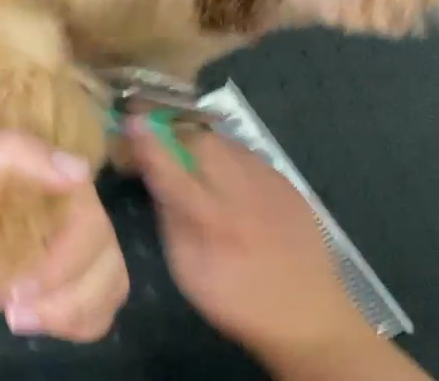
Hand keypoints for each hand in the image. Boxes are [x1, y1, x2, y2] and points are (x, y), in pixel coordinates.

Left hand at [0, 131, 128, 341]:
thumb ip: (11, 153)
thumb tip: (82, 170)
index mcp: (35, 162)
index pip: (85, 199)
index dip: (68, 248)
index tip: (26, 279)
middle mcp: (55, 198)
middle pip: (102, 245)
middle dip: (65, 286)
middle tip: (12, 305)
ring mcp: (58, 243)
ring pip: (110, 277)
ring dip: (74, 309)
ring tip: (18, 317)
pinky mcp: (55, 283)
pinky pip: (100, 304)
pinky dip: (82, 322)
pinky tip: (39, 323)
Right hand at [131, 119, 372, 360]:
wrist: (308, 317)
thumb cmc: (235, 298)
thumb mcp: (186, 267)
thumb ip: (169, 216)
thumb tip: (151, 177)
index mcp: (210, 218)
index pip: (169, 168)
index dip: (148, 143)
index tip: (130, 121)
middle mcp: (240, 191)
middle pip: (199, 142)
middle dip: (176, 137)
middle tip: (164, 147)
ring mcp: (268, 183)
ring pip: (225, 142)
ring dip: (202, 143)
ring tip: (194, 159)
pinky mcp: (287, 182)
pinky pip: (248, 153)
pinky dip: (229, 156)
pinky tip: (228, 175)